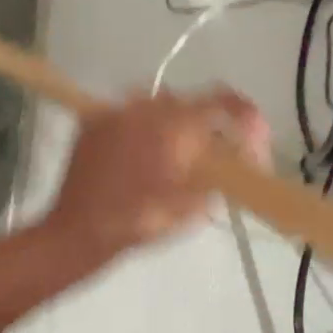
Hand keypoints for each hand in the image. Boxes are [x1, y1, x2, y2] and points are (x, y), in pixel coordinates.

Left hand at [45, 90, 270, 255]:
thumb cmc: (139, 222)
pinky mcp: (92, 122)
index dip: (245, 115)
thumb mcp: (193, 204)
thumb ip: (221, 173)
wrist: (78, 230)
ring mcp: (113, 111)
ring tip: (175, 153)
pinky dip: (141, 127)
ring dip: (172, 123)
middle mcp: (144, 107)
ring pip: (156, 104)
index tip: (254, 135)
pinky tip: (142, 153)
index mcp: (174, 125)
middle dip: (205, 123)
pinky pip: (126, 113)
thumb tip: (236, 158)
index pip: (222, 101)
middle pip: (189, 102)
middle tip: (213, 151)